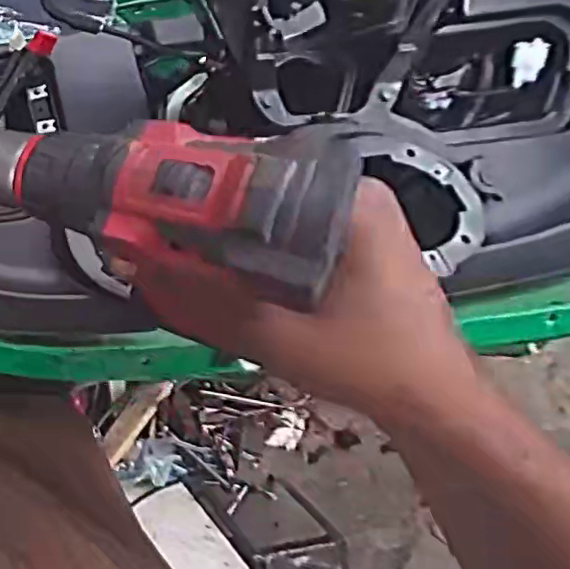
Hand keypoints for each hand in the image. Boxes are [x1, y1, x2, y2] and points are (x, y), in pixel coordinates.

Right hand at [128, 180, 482, 425]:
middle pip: (246, 179)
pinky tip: (212, 254)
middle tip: (145, 224)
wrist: (434, 400)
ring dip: (212, 219)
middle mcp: (350, 193)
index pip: (243, 169)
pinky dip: (239, 232)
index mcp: (345, 201)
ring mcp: (350, 210)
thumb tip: (135, 262)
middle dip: (192, 202)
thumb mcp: (270, 333)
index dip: (183, 185)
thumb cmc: (372, 366)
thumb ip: (196, 295)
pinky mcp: (344, 231)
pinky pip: (276, 217)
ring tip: (170, 240)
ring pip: (258, 199)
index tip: (139, 200)